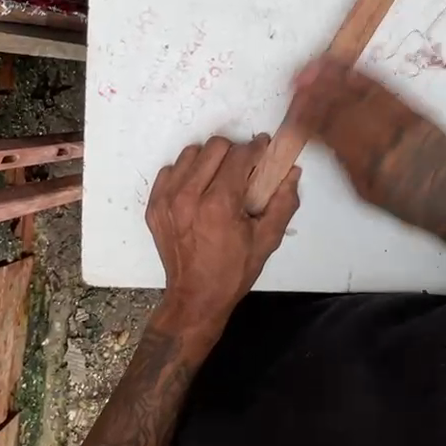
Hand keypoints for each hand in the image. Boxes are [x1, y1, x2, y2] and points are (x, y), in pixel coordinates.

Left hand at [146, 134, 299, 331]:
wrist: (195, 298)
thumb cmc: (233, 271)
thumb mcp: (267, 239)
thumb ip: (283, 202)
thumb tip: (291, 171)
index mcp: (219, 204)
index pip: (240, 155)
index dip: (256, 149)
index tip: (264, 150)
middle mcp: (188, 196)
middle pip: (215, 147)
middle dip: (234, 152)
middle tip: (243, 169)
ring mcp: (167, 200)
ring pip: (191, 154)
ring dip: (209, 160)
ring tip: (219, 178)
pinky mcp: (154, 205)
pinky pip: (170, 170)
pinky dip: (186, 173)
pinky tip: (198, 189)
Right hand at [284, 57, 445, 238]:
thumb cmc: (412, 206)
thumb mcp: (367, 193)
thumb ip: (345, 162)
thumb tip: (322, 137)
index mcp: (369, 163)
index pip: (330, 131)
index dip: (308, 115)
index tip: (293, 106)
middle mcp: (386, 138)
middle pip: (343, 107)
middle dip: (316, 91)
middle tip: (296, 80)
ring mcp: (404, 122)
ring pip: (364, 92)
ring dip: (336, 75)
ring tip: (315, 64)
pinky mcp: (417, 112)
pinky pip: (387, 90)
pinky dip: (364, 77)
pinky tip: (348, 68)